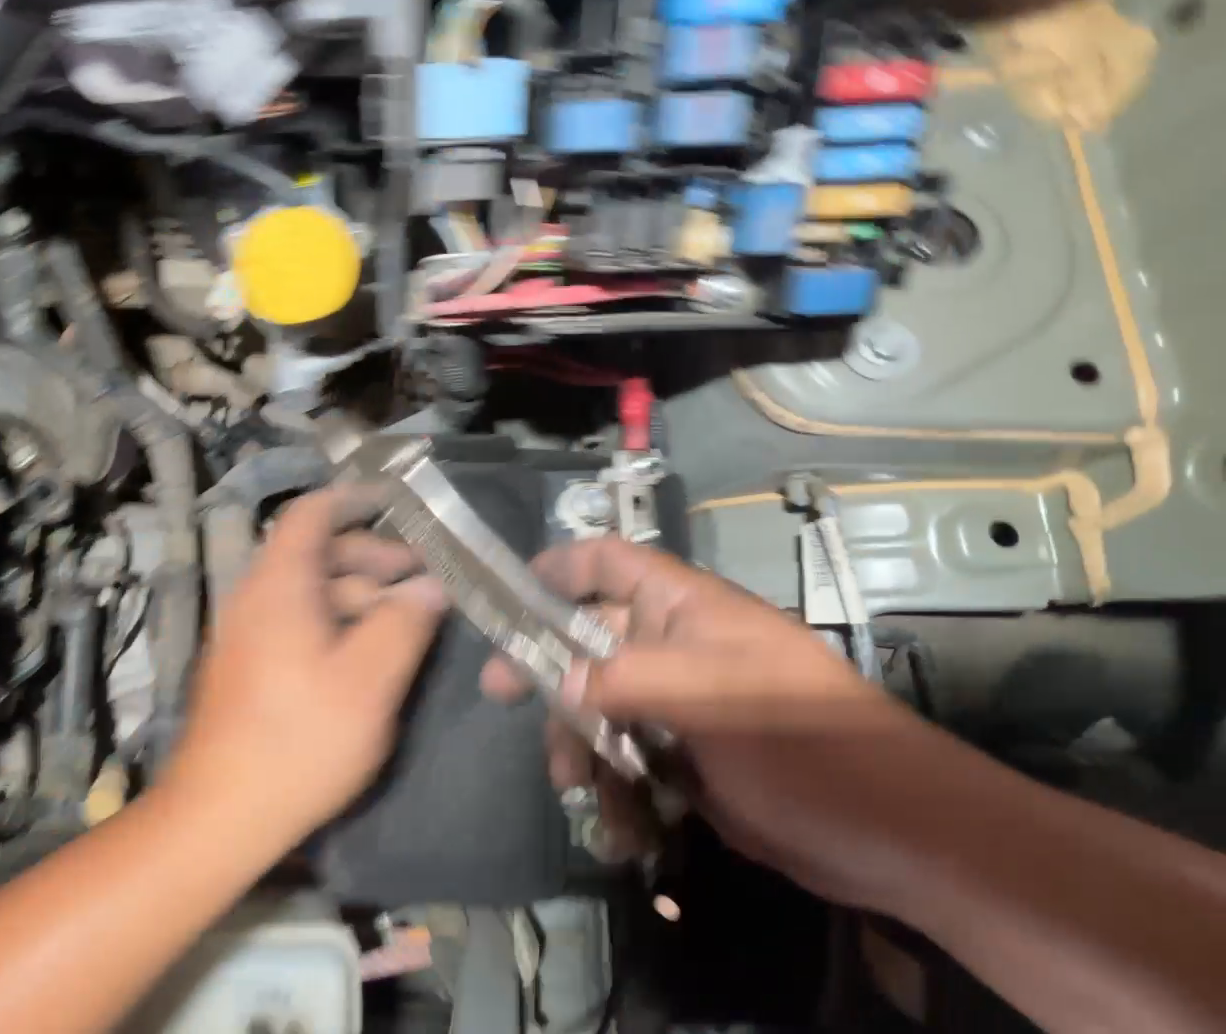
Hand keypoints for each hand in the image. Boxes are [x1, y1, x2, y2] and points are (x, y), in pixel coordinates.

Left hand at [166, 488, 448, 846]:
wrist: (219, 813)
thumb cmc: (299, 741)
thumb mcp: (367, 682)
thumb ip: (402, 624)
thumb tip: (429, 585)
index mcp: (278, 585)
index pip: (311, 514)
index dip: (353, 501)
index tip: (397, 505)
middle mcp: (253, 597)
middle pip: (313, 553)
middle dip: (370, 558)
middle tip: (421, 580)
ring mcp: (243, 633)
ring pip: (306, 592)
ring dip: (355, 595)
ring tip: (402, 621)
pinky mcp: (244, 666)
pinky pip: (292, 623)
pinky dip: (332, 623)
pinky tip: (363, 656)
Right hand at [482, 538, 939, 908]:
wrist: (899, 837)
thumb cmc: (801, 743)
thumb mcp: (707, 698)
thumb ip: (619, 679)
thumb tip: (551, 678)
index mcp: (683, 610)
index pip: (609, 561)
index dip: (556, 566)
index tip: (505, 596)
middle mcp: (675, 648)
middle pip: (585, 640)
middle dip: (545, 672)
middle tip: (498, 696)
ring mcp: (679, 706)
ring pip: (598, 708)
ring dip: (579, 746)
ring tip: (579, 789)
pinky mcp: (686, 760)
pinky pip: (625, 761)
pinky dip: (615, 790)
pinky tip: (622, 826)